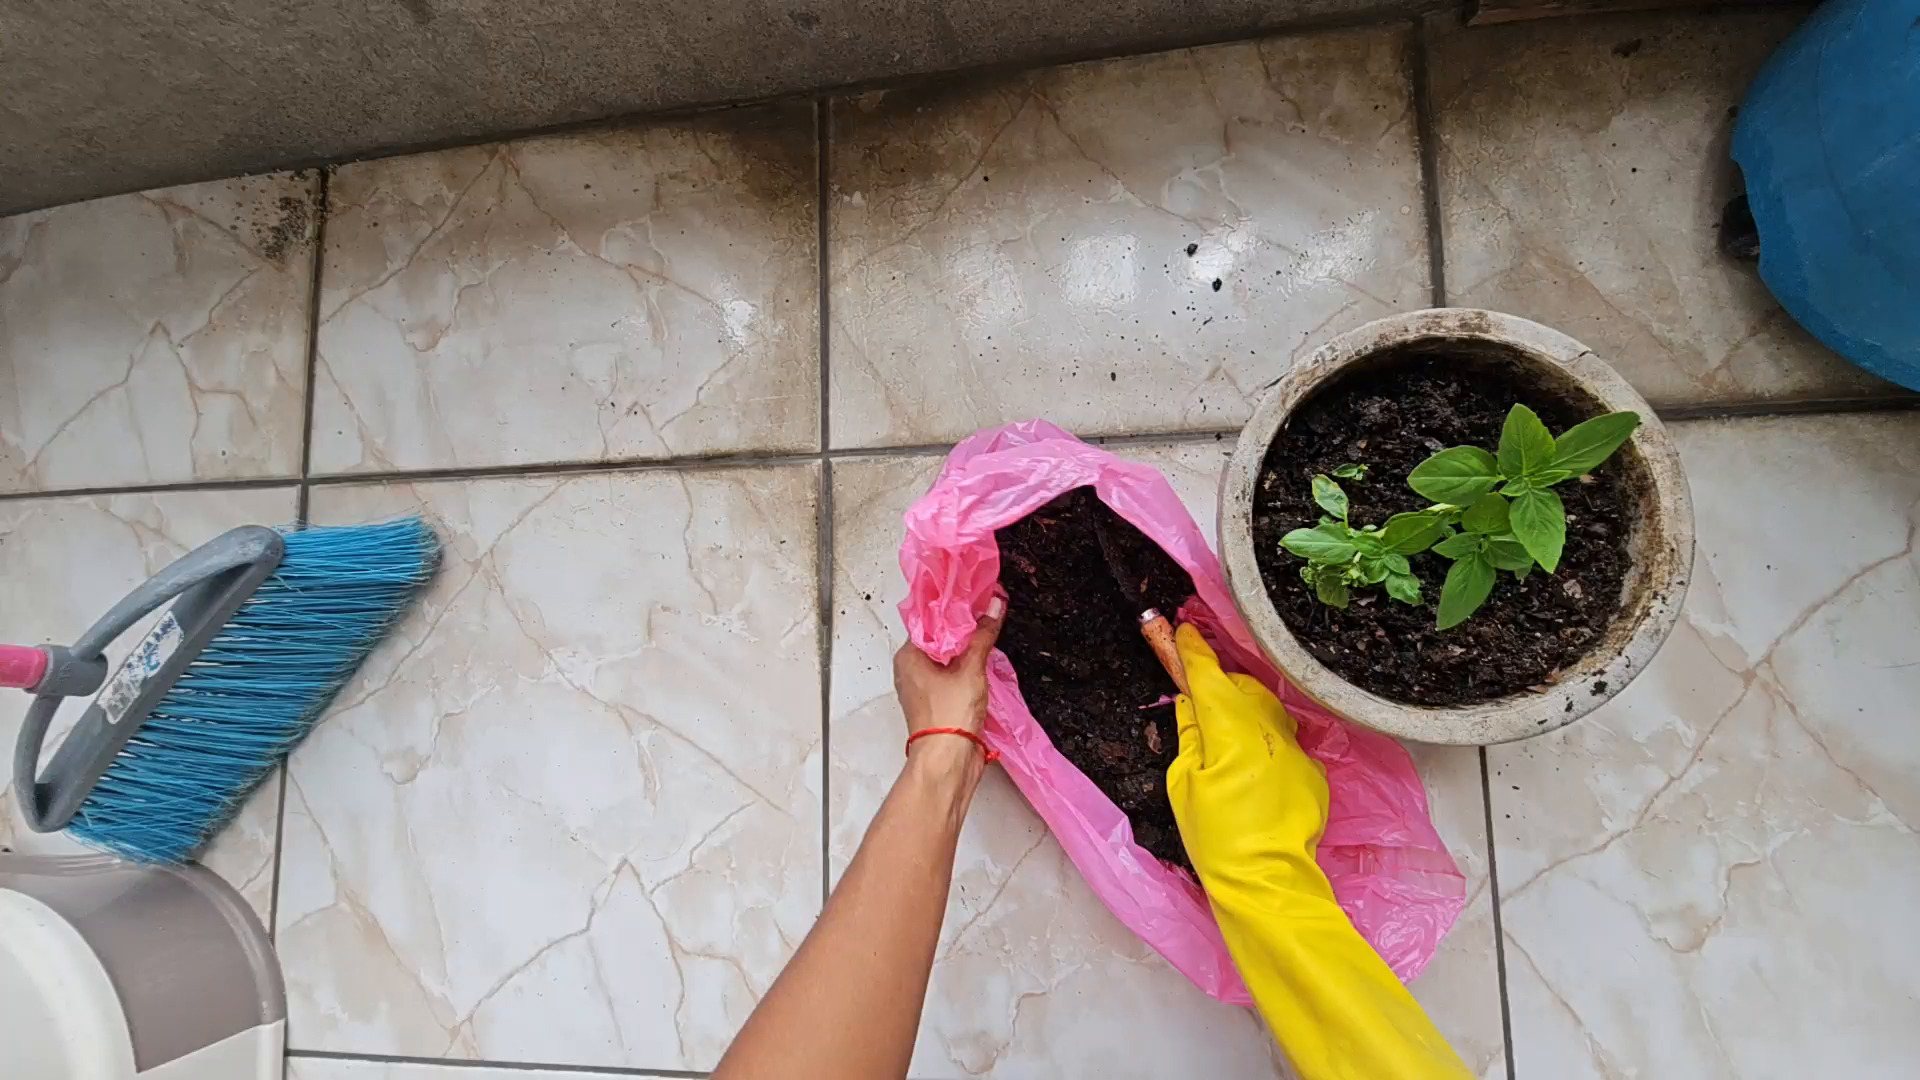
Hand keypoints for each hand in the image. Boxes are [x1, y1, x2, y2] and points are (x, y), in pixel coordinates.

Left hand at [893, 594, 1004, 772]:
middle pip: (938, 639)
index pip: (929, 621)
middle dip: (962, 628)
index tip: (973, 596)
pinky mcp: (936, 702)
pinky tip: (984, 660)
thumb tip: (993, 604)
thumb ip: (983, 634)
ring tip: (988, 631)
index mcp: (908, 656)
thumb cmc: (949, 717)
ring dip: (966, 649)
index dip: (952, 608)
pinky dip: (966, 667)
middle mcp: (910, 670)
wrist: (948, 762)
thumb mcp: (970, 668)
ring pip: (946, 658)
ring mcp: (922, 688)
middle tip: (985, 610)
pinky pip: (951, 676)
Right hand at [1165, 623, 1329, 898]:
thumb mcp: (1183, 783)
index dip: (1193, 650)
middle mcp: (1268, 730)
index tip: (1182, 630)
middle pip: (1240, 685)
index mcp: (1230, 731)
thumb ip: (1189, 734)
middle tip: (1196, 693)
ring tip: (1224, 724)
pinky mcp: (1311, 769)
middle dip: (1218, 681)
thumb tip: (1190, 702)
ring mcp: (1295, 748)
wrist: (1269, 885)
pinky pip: (1283, 735)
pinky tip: (1251, 760)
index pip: (1208, 676)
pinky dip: (1263, 735)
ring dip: (1243, 703)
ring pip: (1266, 705)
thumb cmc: (1215, 838)